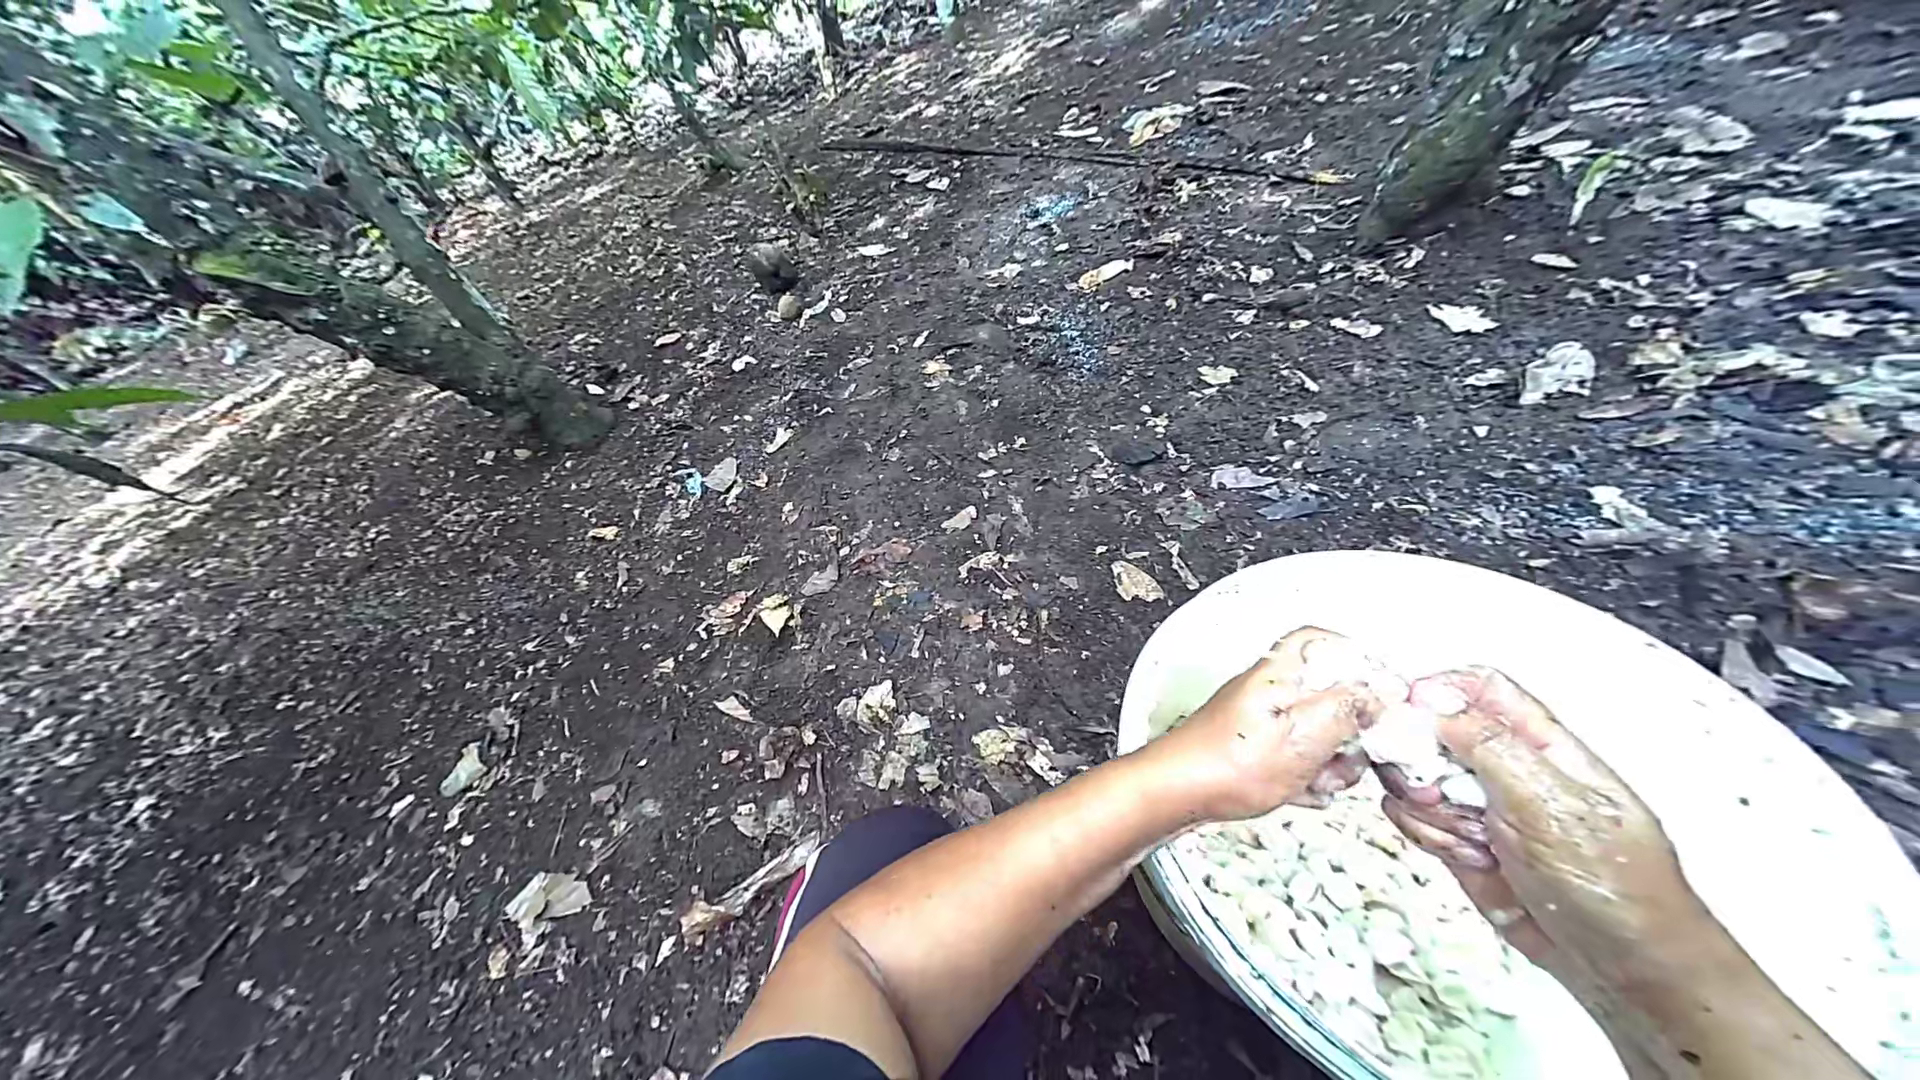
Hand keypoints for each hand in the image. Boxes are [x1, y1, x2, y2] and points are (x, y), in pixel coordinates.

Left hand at [1146, 627, 1382, 822]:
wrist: (1177, 793)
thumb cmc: (1226, 764)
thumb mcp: (1303, 735)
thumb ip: (1347, 708)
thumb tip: (1379, 691)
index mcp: (1278, 673)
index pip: (1322, 641)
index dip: (1356, 662)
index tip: (1378, 698)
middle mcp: (1268, 691)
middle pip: (1329, 693)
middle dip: (1348, 729)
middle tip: (1342, 753)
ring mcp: (1261, 719)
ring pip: (1318, 731)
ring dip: (1328, 761)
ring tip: (1314, 779)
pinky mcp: (1254, 747)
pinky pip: (1298, 756)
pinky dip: (1305, 776)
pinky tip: (1298, 791)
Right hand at [1379, 667, 1699, 980]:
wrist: (1618, 969)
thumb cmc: (1617, 887)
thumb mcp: (1553, 803)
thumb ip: (1487, 743)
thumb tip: (1431, 697)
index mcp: (1536, 742)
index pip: (1476, 686)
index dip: (1436, 689)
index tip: (1408, 712)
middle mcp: (1499, 764)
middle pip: (1426, 728)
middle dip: (1417, 756)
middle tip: (1435, 786)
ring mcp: (1472, 799)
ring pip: (1409, 773)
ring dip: (1424, 804)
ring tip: (1471, 835)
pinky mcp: (1451, 832)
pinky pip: (1406, 813)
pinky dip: (1423, 832)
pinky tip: (1467, 855)